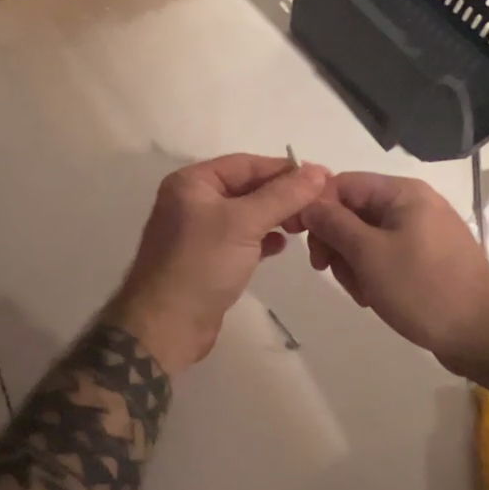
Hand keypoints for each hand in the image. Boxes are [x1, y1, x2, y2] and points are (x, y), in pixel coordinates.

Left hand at [106, 154, 328, 372]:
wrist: (167, 326)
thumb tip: (318, 171)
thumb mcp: (244, 223)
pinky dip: (263, 238)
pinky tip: (282, 245)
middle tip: (319, 204)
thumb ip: (282, 195)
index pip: (246, 164)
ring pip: (247, 214)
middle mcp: (193, 201)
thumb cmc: (202, 264)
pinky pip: (242, 238)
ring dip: (275, 216)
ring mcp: (199, 231)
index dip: (283, 169)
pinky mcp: (209, 258)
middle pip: (247, 187)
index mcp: (192, 182)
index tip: (321, 176)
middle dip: (282, 194)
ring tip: (305, 225)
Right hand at [298, 172, 488, 372]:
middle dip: (336, 241)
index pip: (343, 183)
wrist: (483, 335)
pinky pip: (386, 256)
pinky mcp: (427, 260)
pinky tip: (375, 298)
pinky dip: (373, 274)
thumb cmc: (424, 288)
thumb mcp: (369, 253)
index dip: (316, 207)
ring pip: (366, 238)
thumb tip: (308, 203)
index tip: (298, 238)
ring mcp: (423, 233)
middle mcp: (413, 205)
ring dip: (352, 263)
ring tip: (361, 292)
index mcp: (403, 193)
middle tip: (327, 270)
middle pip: (353, 211)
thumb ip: (333, 223)